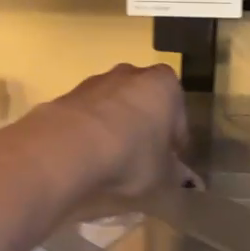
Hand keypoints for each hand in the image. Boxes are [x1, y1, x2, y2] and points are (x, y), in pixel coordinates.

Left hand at [34, 64, 188, 197]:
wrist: (69, 146)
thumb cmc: (132, 154)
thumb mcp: (163, 174)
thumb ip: (174, 173)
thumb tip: (181, 176)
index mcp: (164, 84)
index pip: (178, 111)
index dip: (174, 137)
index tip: (170, 159)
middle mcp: (132, 73)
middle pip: (144, 101)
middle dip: (145, 125)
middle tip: (143, 157)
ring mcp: (97, 81)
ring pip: (115, 105)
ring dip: (116, 126)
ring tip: (112, 159)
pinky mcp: (69, 94)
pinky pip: (89, 115)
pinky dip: (92, 131)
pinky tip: (89, 155)